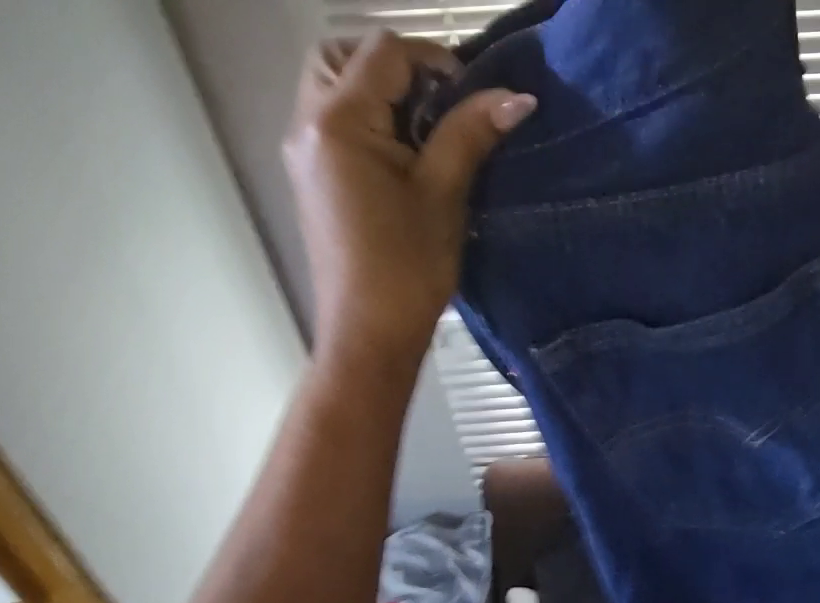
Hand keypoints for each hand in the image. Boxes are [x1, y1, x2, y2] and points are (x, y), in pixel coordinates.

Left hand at [285, 29, 535, 362]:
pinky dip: (366, 118)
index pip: (384, 52)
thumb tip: (516, 97)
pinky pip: (332, 121)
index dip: (433, 61)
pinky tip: (404, 158)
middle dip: (394, 65)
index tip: (471, 96)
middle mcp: (308, 125)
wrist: (369, 332)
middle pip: (342, 55)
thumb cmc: (408, 267)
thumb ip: (471, 134)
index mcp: (339, 122)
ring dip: (378, 91)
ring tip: (424, 133)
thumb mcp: (443, 194)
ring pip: (333, 86)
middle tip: (439, 103)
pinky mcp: (312, 177)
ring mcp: (304, 152)